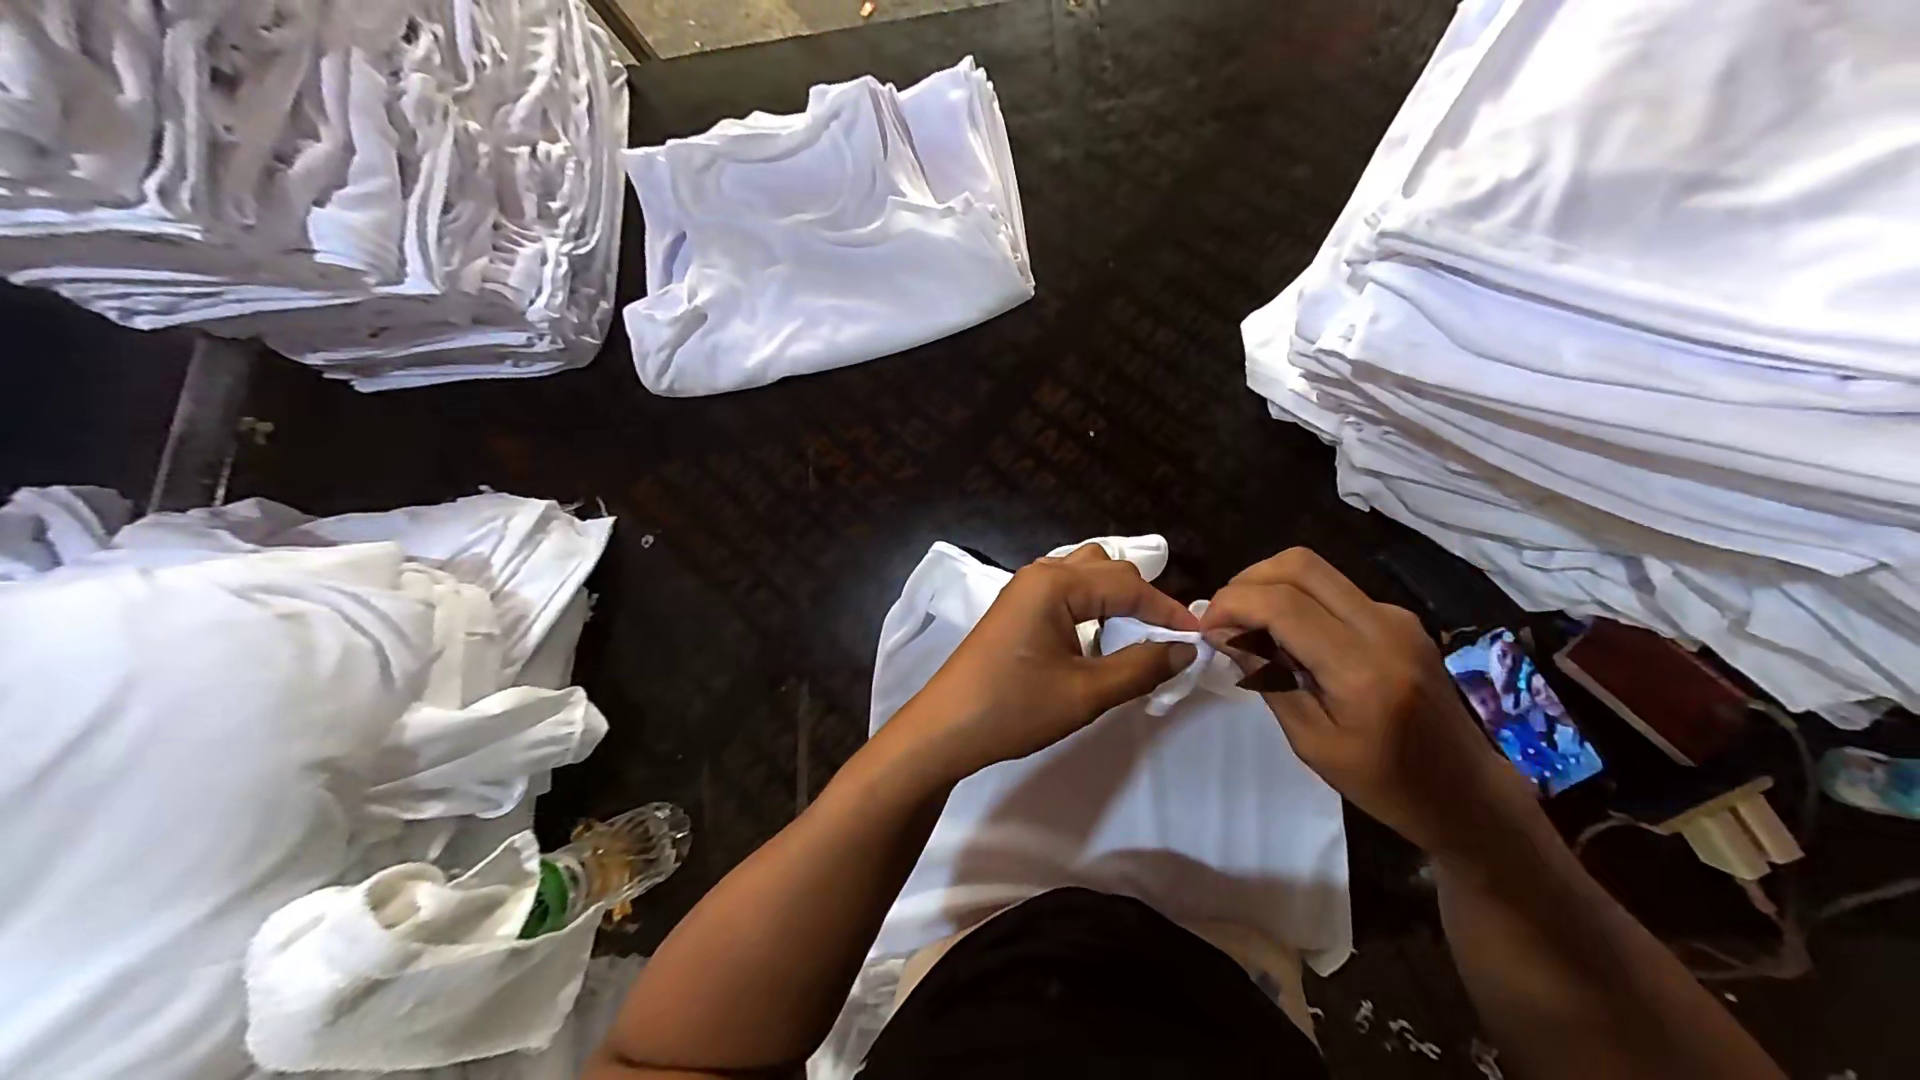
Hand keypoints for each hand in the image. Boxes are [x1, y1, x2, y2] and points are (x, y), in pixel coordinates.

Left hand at [885, 544, 1200, 782]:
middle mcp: (1039, 574)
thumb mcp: (1086, 692)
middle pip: (1105, 568)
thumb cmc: (1014, 708)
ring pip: (1083, 575)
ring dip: (1115, 596)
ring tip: (1140, 630)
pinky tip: (1100, 633)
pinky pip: (1064, 591)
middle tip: (1170, 635)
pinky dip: (1091, 604)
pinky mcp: (1015, 609)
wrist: (945, 728)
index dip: (1167, 611)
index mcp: (1056, 584)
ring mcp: (1022, 589)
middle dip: (1142, 597)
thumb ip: (1140, 667)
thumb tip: (1184, 650)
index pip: (1127, 585)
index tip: (1199, 637)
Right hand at [1199, 548, 1537, 857]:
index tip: (1205, 628)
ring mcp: (1396, 617)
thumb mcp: (1312, 742)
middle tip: (1222, 619)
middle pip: (1299, 566)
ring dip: (1269, 587)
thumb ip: (1267, 679)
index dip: (1232, 605)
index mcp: (1362, 668)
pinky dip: (1294, 598)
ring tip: (1247, 626)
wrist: (1468, 793)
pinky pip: (1333, 589)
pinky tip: (1285, 636)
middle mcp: (1384, 627)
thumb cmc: (1385, 782)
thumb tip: (1222, 633)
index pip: (1283, 605)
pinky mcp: (1398, 618)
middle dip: (1246, 582)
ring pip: (1315, 570)